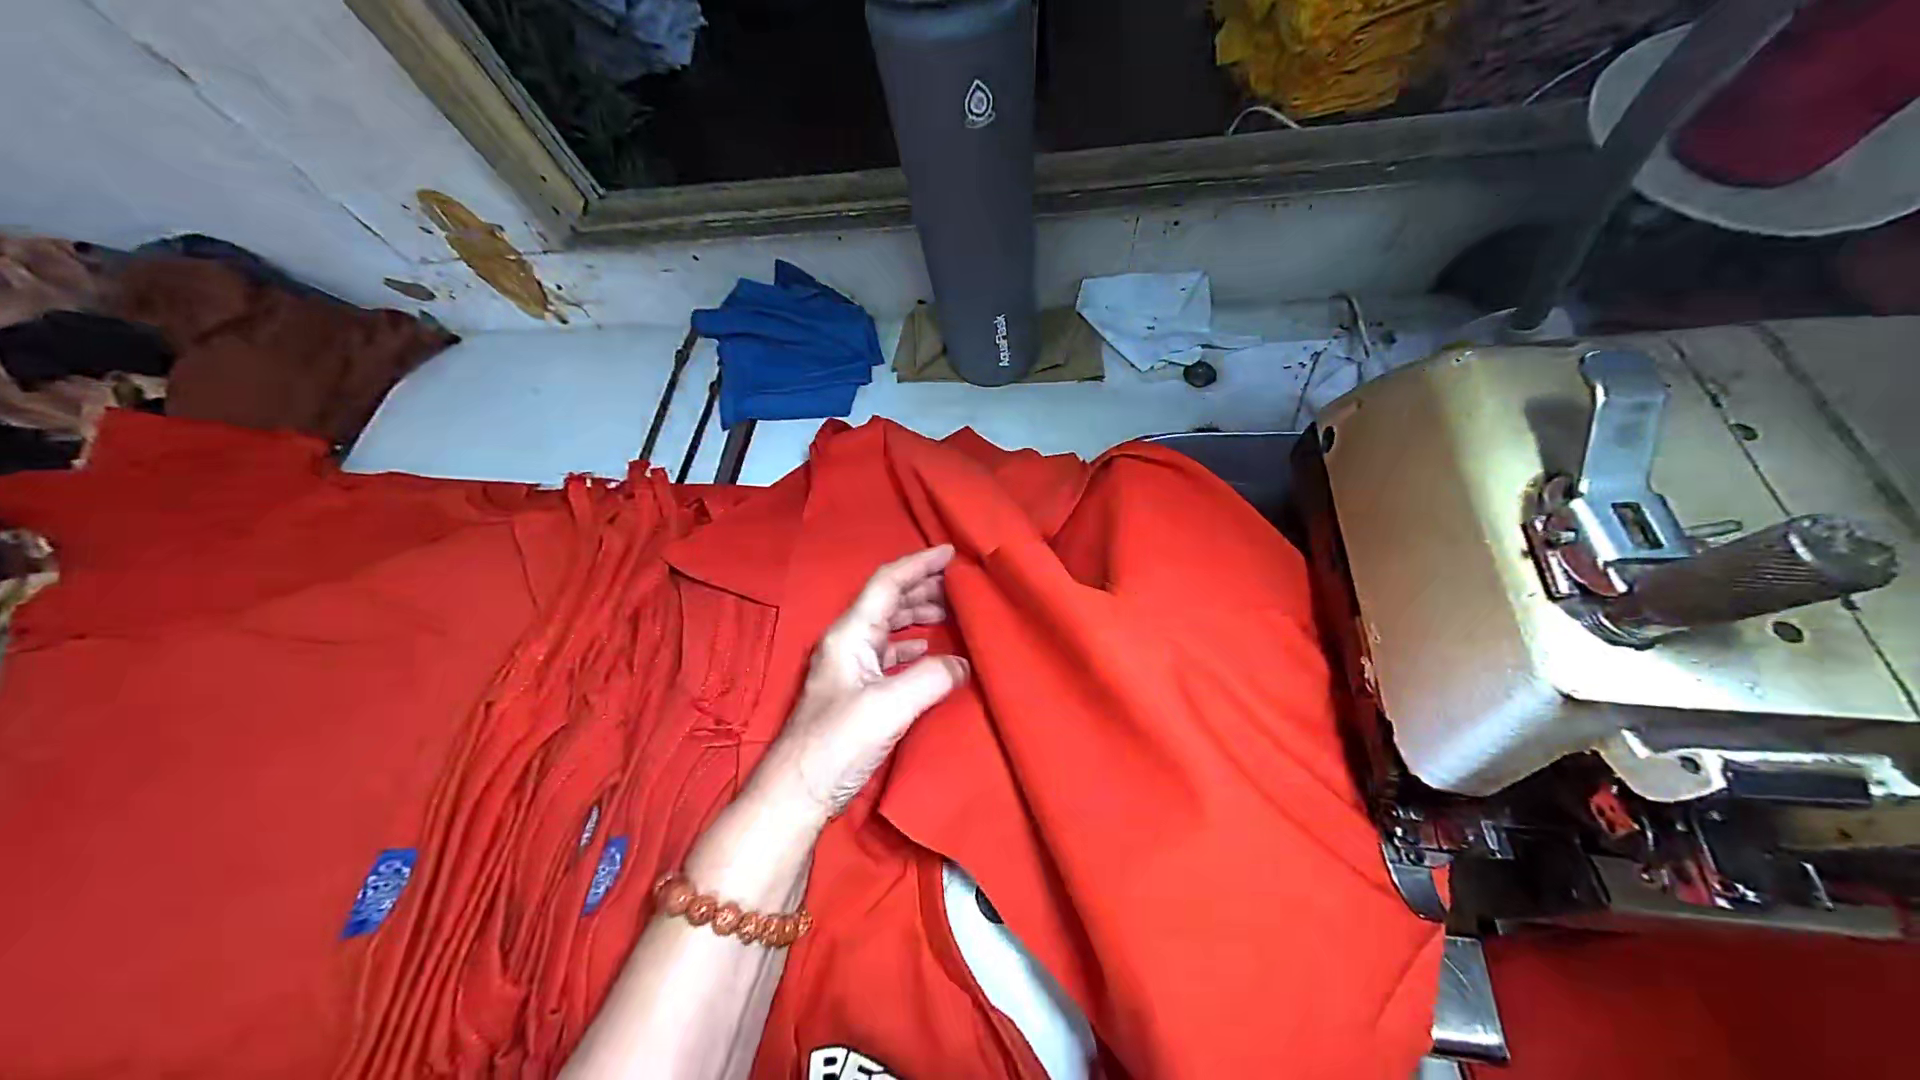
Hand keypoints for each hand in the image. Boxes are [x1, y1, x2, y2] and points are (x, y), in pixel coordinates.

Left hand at [751, 545, 969, 821]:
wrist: (799, 792)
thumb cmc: (836, 744)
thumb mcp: (889, 706)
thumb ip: (931, 677)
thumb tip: (963, 664)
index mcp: (850, 634)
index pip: (887, 583)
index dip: (920, 564)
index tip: (952, 553)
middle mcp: (849, 642)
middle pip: (890, 601)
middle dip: (926, 588)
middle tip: (963, 585)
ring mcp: (851, 667)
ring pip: (891, 627)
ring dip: (921, 616)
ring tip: (955, 612)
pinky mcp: (858, 691)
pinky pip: (892, 655)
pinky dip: (915, 647)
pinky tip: (933, 652)